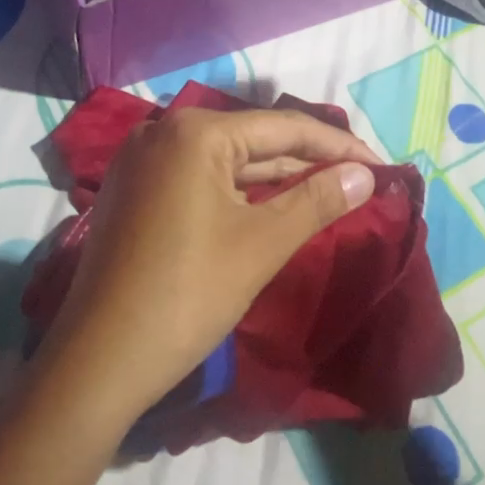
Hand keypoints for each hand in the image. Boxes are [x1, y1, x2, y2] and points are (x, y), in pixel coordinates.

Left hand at [42, 107, 379, 417]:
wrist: (100, 357)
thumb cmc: (188, 293)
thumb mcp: (261, 244)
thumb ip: (316, 200)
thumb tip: (365, 174)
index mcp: (194, 132)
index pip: (283, 127)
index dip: (338, 146)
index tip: (384, 166)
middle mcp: (162, 130)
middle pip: (252, 139)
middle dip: (307, 160)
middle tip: (360, 181)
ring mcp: (142, 160)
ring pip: (225, 161)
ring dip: (274, 177)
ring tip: (327, 192)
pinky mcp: (133, 190)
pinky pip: (198, 178)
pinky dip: (237, 191)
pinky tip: (270, 205)